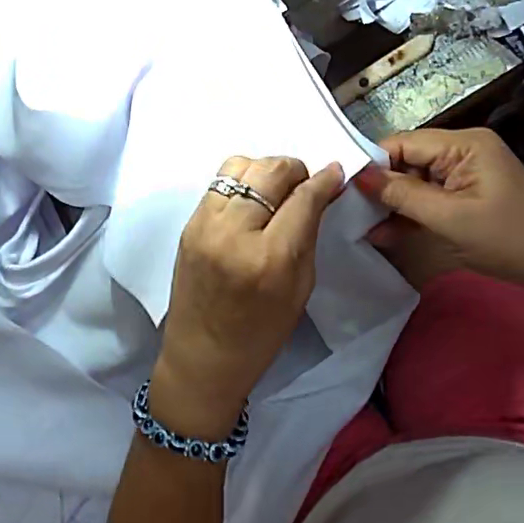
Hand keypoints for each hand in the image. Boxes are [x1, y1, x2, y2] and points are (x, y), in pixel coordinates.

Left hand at [153, 155, 345, 438]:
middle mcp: (234, 233)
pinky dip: (241, 182)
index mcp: (270, 258)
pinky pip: (218, 182)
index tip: (335, 172)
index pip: (303, 198)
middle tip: (305, 184)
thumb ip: (308, 235)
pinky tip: (251, 201)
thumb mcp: (300, 288)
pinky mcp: (188, 224)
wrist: (202, 357)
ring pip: (240, 165)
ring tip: (275, 190)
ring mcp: (205, 225)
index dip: (325, 179)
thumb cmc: (261, 334)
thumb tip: (320, 193)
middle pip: (271, 170)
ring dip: (266, 171)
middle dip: (295, 169)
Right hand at [354, 128, 523, 292]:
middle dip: (381, 187)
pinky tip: (387, 233)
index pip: (403, 143)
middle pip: (408, 160)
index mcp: (463, 144)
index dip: (373, 164)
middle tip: (351, 213)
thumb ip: (403, 195)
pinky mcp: (468, 194)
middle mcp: (463, 150)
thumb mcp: (450, 218)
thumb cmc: (509, 238)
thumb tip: (359, 177)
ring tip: (364, 226)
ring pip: (416, 181)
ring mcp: (466, 173)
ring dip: (394, 204)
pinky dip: (412, 214)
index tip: (345, 190)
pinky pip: (431, 197)